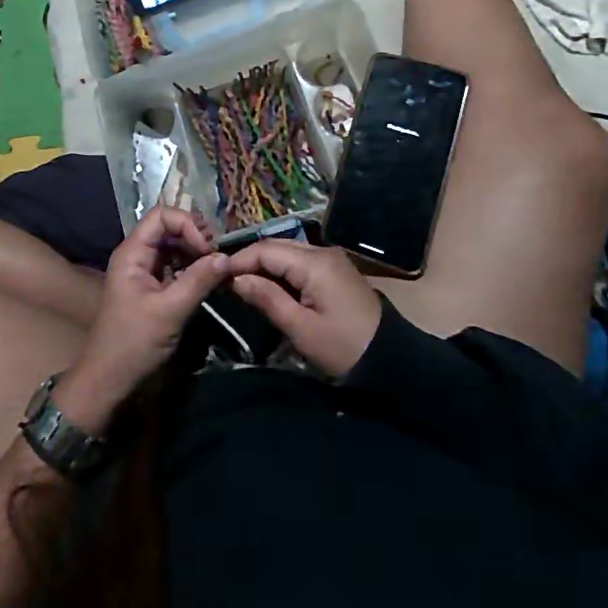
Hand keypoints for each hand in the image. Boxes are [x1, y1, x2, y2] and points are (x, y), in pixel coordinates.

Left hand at [56, 207, 228, 432]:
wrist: (110, 379)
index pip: (162, 216)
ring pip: (176, 247)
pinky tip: (210, 281)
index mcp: (132, 253)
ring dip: (198, 253)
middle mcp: (138, 255)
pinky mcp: (154, 288)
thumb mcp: (169, 311)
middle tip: (219, 259)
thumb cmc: (133, 343)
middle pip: (170, 228)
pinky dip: (194, 269)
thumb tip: (226, 257)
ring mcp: (146, 271)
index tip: (208, 249)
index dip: (188, 225)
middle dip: (196, 237)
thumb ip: (198, 281)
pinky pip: (177, 267)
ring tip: (218, 269)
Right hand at [227, 240, 381, 378]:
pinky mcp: (335, 272)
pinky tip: (267, 287)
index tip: (215, 276)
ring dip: (264, 265)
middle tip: (224, 281)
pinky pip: (300, 262)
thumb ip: (267, 298)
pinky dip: (281, 271)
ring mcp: (331, 260)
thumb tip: (236, 279)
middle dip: (249, 261)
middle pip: (276, 246)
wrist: (392, 361)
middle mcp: (323, 252)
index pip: (265, 250)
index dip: (238, 260)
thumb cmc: (343, 348)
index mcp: (315, 263)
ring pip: (287, 252)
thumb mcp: (301, 328)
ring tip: (241, 284)